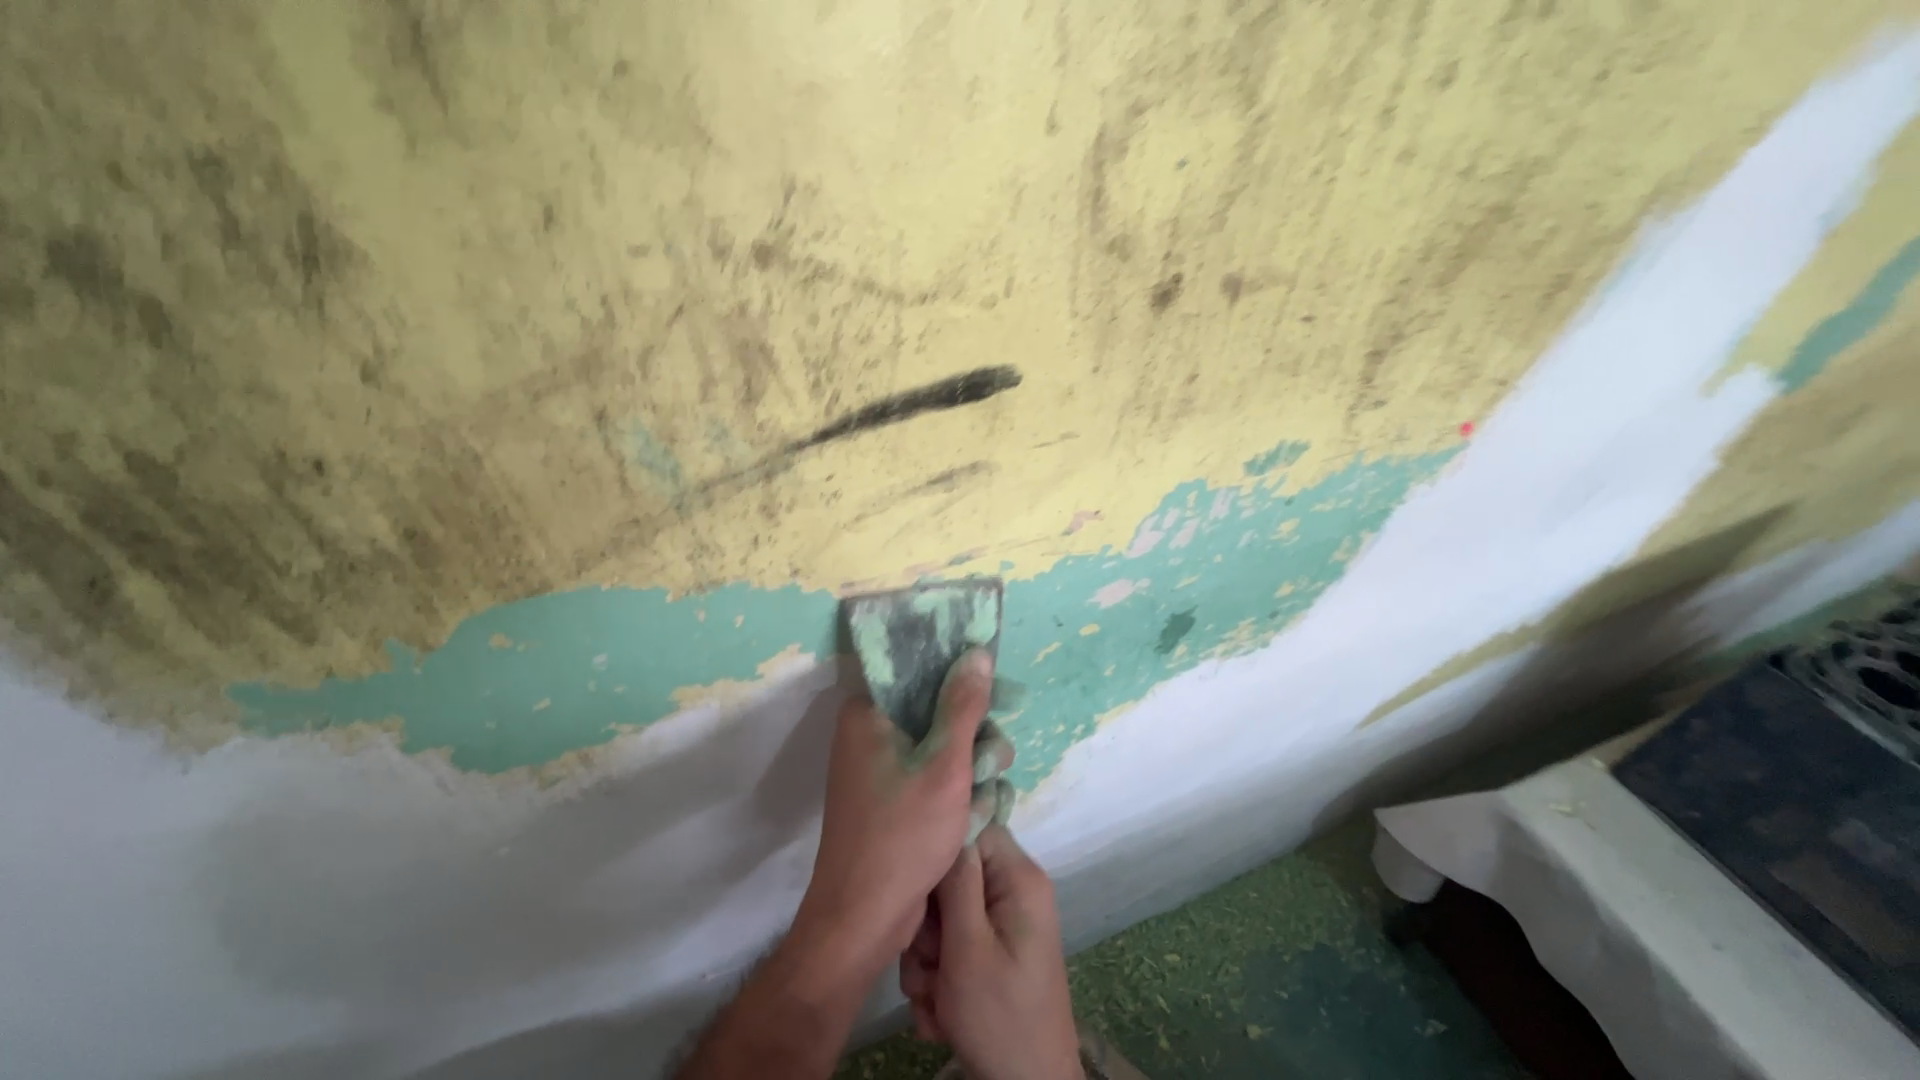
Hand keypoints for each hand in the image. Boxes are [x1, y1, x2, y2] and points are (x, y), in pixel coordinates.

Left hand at [793, 648, 994, 971]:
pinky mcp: (890, 799)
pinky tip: (977, 809)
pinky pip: (931, 774)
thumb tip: (976, 653)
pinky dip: (955, 787)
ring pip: (938, 745)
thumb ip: (963, 706)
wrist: (863, 917)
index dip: (960, 675)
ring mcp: (878, 769)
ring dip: (970, 764)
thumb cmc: (902, 835)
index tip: (999, 692)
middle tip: (996, 758)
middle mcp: (868, 733)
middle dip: (973, 731)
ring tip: (988, 791)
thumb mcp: (944, 765)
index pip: (917, 669)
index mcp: (868, 713)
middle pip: (933, 709)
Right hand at [901, 825, 1082, 1079]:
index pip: (972, 830)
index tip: (922, 895)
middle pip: (951, 878)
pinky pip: (951, 947)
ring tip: (937, 997)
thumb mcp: (968, 946)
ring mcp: (1004, 925)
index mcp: (1019, 879)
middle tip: (930, 963)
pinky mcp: (992, 953)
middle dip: (928, 926)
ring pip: (943, 918)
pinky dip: (940, 980)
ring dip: (927, 961)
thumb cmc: (999, 1016)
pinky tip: (942, 1012)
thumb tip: (950, 821)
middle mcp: (1014, 893)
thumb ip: (956, 882)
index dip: (939, 858)